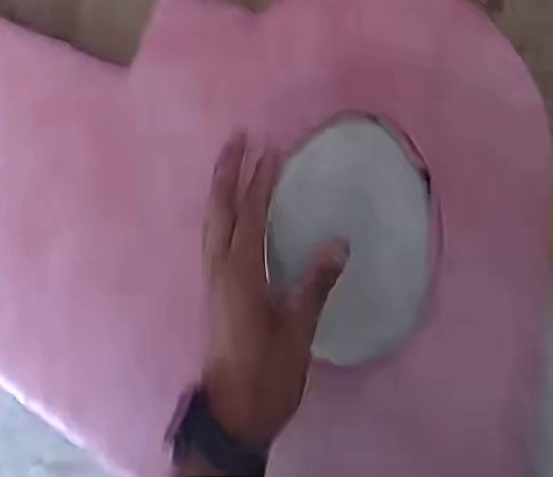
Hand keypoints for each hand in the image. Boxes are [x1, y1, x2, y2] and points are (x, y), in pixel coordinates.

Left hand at [199, 133, 347, 449]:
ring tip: (230, 158)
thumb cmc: (267, 373)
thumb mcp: (297, 332)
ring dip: (220, 186)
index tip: (271, 149)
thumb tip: (340, 242)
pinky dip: (220, 209)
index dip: (261, 181)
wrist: (233, 415)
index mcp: (241, 274)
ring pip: (213, 220)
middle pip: (221, 209)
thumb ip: (314, 285)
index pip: (251, 216)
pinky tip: (228, 207)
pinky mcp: (214, 289)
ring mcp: (213, 278)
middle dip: (228, 170)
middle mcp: (221, 269)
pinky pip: (214, 234)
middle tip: (237, 136)